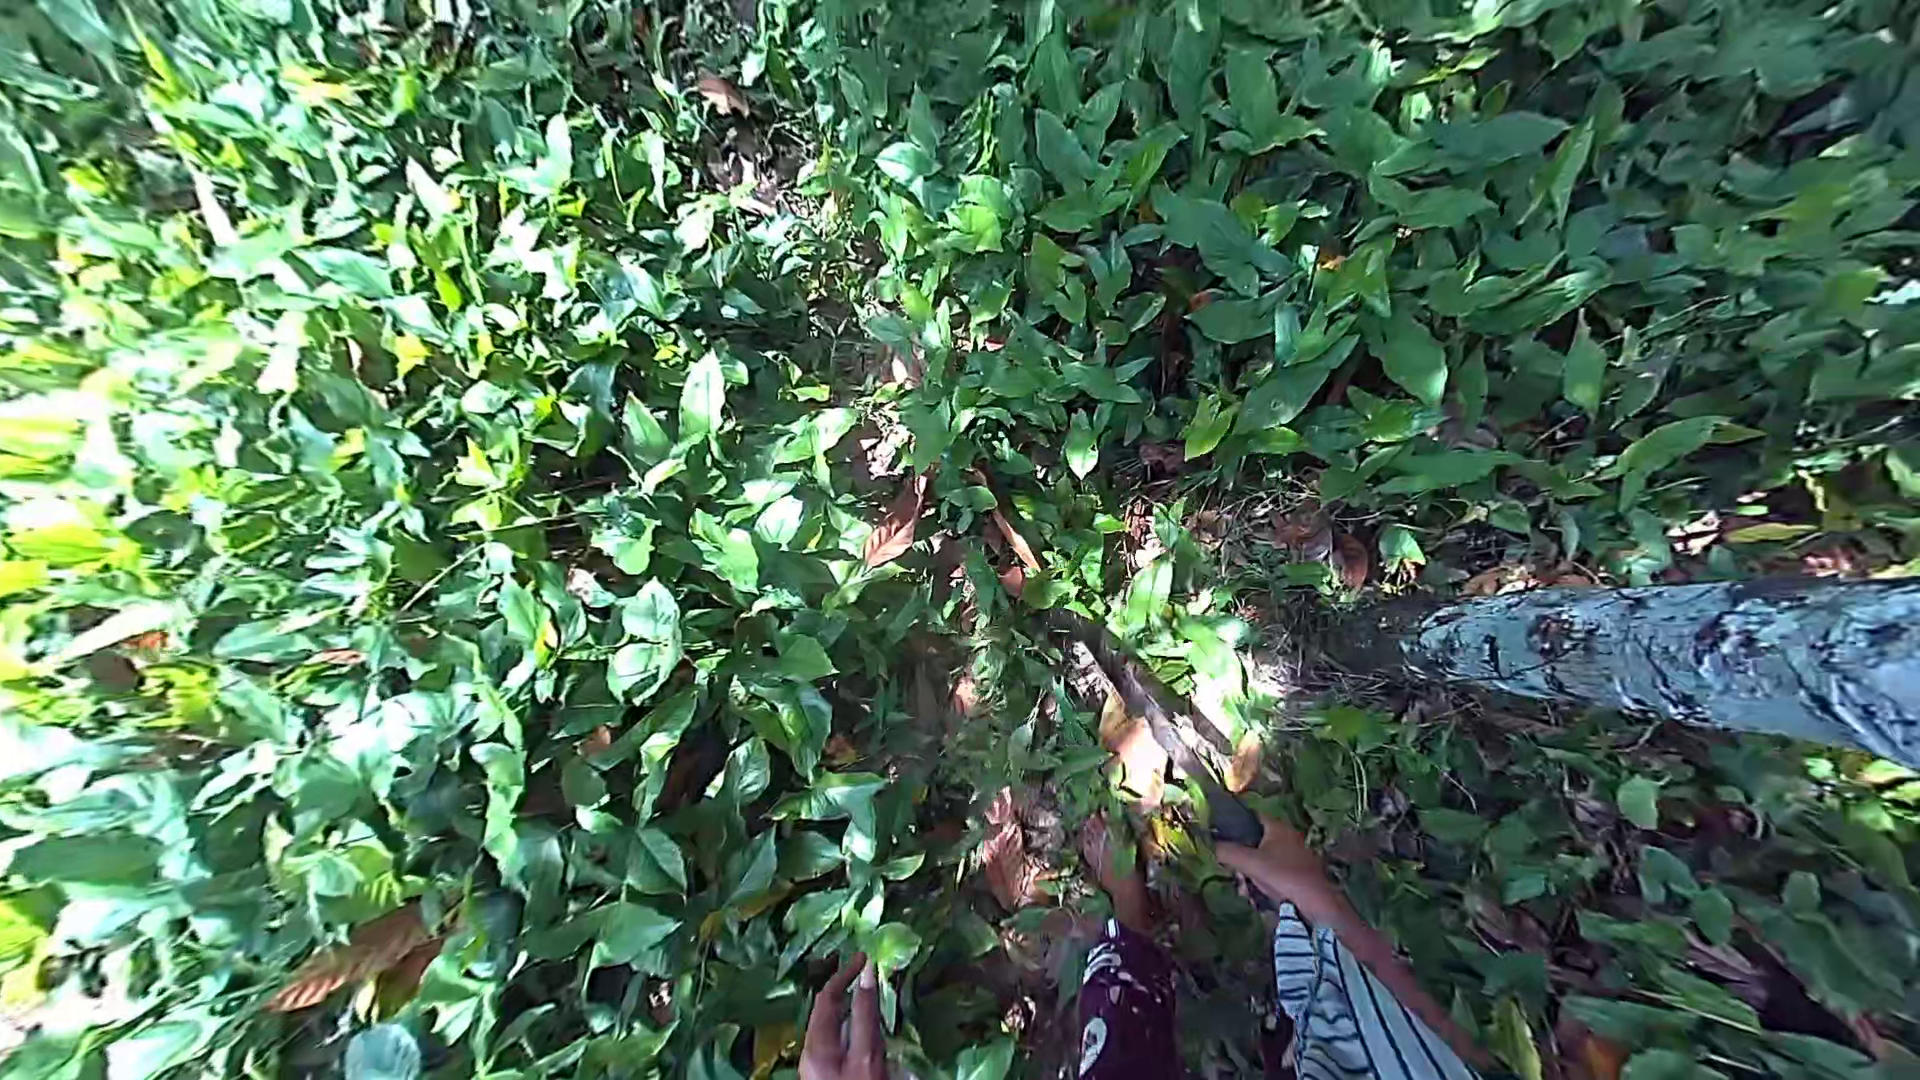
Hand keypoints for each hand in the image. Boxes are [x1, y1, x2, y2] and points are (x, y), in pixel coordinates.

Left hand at [799, 953, 884, 1079]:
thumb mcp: (866, 1054)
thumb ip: (865, 1014)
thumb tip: (867, 972)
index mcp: (815, 1044)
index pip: (826, 995)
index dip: (845, 973)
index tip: (865, 957)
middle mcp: (811, 1052)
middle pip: (828, 1009)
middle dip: (848, 987)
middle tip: (869, 971)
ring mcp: (818, 1066)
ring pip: (835, 1024)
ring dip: (852, 1006)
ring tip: (873, 996)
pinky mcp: (828, 1075)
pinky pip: (839, 1040)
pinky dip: (853, 1026)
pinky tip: (870, 1030)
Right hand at [1215, 813, 1339, 916]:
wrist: (1321, 907)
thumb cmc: (1285, 876)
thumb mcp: (1250, 863)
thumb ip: (1226, 852)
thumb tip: (1208, 844)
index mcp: (1277, 826)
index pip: (1250, 815)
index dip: (1234, 822)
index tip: (1220, 834)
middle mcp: (1288, 835)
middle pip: (1255, 839)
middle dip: (1241, 855)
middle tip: (1232, 868)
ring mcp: (1296, 855)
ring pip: (1264, 857)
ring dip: (1251, 871)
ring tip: (1244, 887)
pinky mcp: (1300, 873)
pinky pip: (1274, 870)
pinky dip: (1264, 880)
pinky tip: (1257, 895)